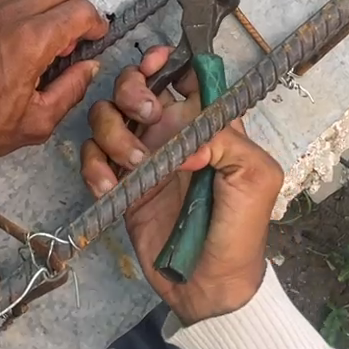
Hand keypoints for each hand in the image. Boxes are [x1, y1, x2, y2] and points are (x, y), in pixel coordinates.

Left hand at [0, 0, 108, 167]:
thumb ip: (72, 89)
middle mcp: (11, 15)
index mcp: (34, 42)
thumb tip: (90, 65)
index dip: (95, 25)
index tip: (91, 40)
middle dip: (75, 10)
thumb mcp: (39, 121)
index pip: (82, 11)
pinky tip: (7, 5)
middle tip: (65, 40)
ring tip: (38, 25)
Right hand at [80, 45, 281, 322]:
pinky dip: (94, 167)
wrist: (207, 288)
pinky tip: (111, 189)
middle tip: (145, 117)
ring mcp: (140, 156)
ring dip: (112, 133)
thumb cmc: (241, 233)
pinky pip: (91, 157)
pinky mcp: (118, 183)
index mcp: (204, 123)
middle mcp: (169, 131)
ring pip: (105, 115)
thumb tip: (183, 132)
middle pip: (133, 84)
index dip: (166, 60)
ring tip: (134, 166)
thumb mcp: (256, 179)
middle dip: (130, 90)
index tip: (157, 63)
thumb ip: (227, 139)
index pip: (182, 74)